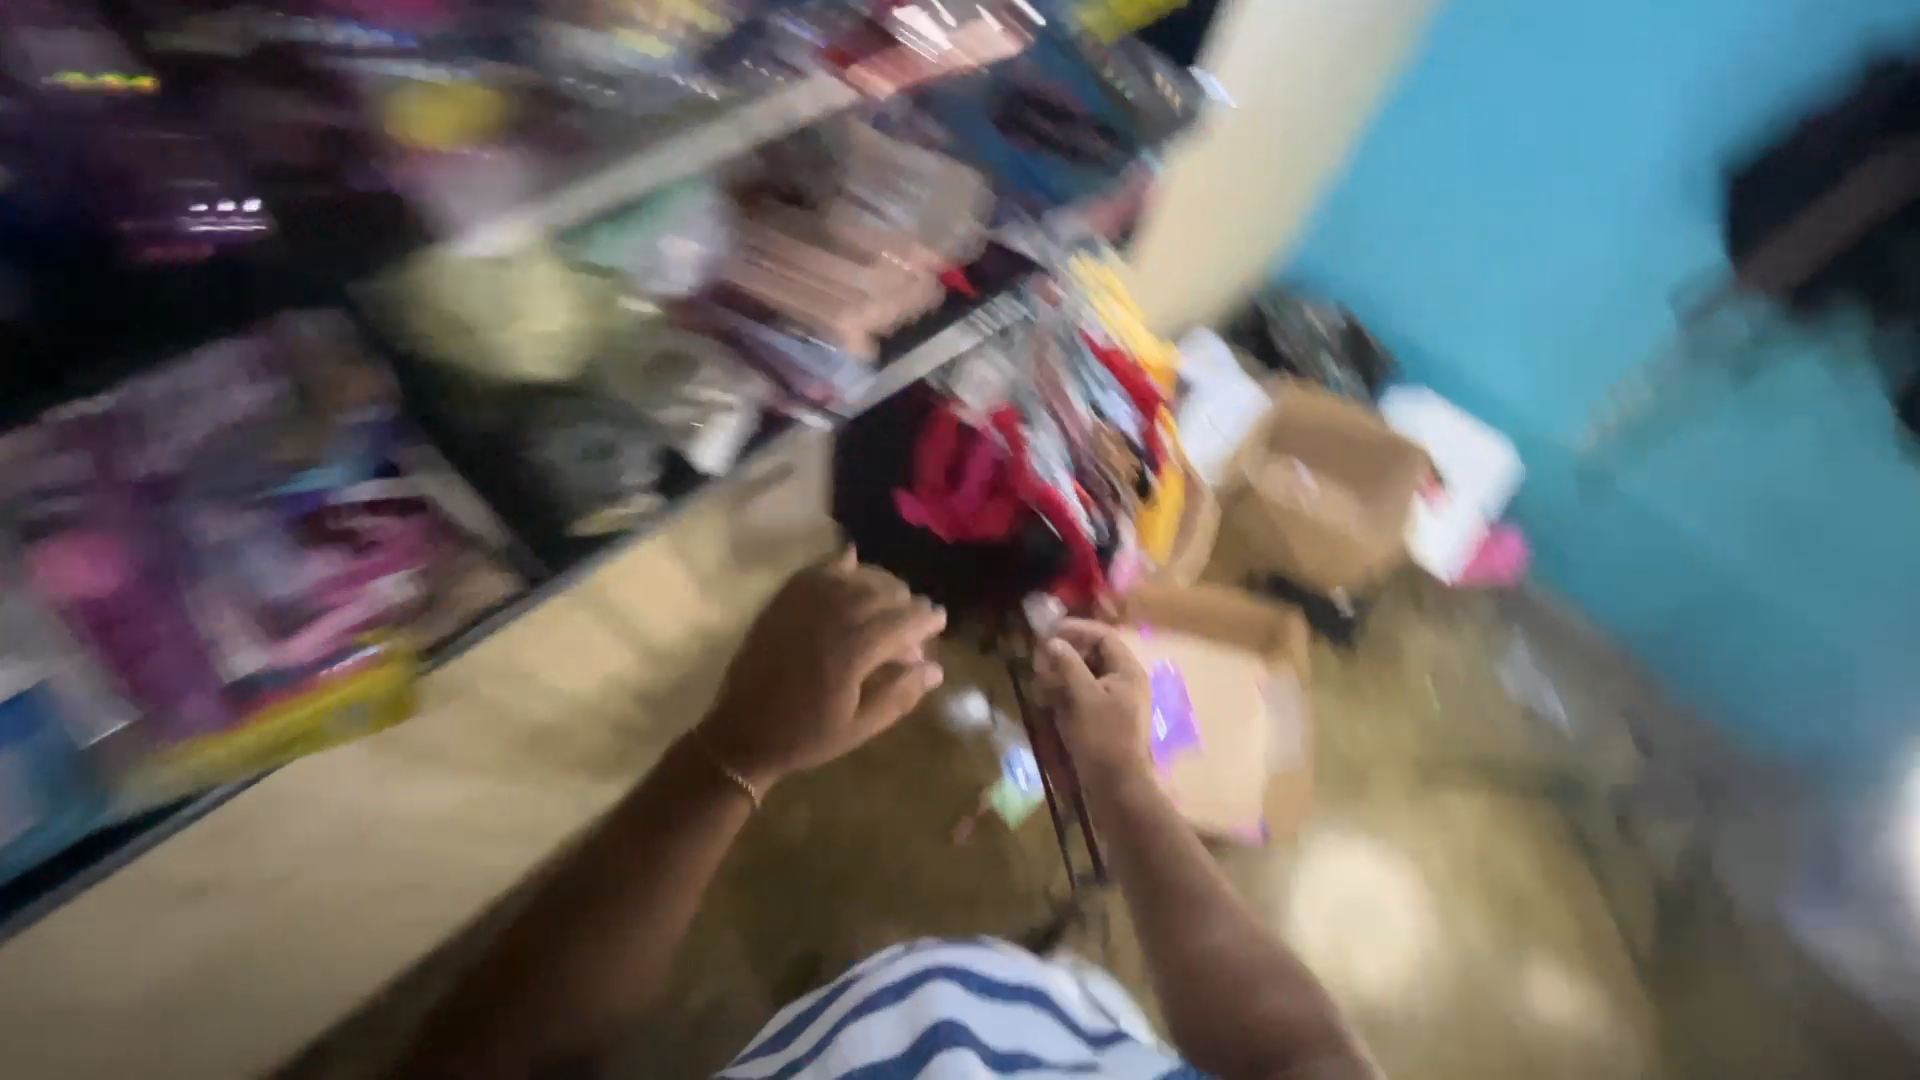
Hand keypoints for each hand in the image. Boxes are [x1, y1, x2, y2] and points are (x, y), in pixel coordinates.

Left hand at [700, 548, 945, 789]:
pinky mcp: (783, 601)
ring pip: (855, 576)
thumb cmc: (806, 736)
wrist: (742, 733)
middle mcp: (832, 618)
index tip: (940, 620)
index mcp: (854, 652)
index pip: (904, 620)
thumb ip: (900, 695)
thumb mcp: (859, 728)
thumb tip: (936, 668)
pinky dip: (839, 564)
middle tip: (915, 620)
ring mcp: (804, 605)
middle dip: (906, 602)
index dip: (927, 618)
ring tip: (889, 600)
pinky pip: (817, 570)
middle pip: (884, 592)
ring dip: (880, 583)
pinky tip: (852, 562)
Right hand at [1032, 617, 1152, 787]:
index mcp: (1127, 671)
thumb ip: (1068, 665)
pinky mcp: (1102, 719)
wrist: (1117, 788)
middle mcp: (1123, 682)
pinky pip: (1081, 696)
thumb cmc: (1103, 738)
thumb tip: (1052, 641)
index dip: (1075, 630)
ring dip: (1059, 676)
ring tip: (1038, 683)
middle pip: (1092, 655)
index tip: (1047, 632)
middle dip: (1063, 655)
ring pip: (1084, 676)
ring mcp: (1113, 701)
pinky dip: (1063, 695)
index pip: (1103, 636)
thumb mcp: (1083, 697)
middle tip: (1038, 660)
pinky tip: (1045, 701)